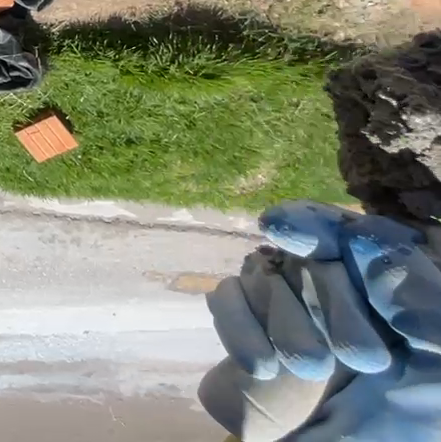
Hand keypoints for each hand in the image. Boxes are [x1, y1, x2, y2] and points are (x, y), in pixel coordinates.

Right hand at [206, 200, 440, 440]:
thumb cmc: (410, 431)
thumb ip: (421, 302)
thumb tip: (366, 235)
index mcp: (406, 301)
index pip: (360, 234)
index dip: (319, 224)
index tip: (288, 233)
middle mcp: (349, 293)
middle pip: (311, 254)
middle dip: (325, 301)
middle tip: (361, 360)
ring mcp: (293, 306)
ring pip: (262, 272)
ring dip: (283, 321)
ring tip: (311, 371)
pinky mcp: (247, 323)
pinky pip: (226, 297)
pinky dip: (238, 329)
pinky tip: (264, 368)